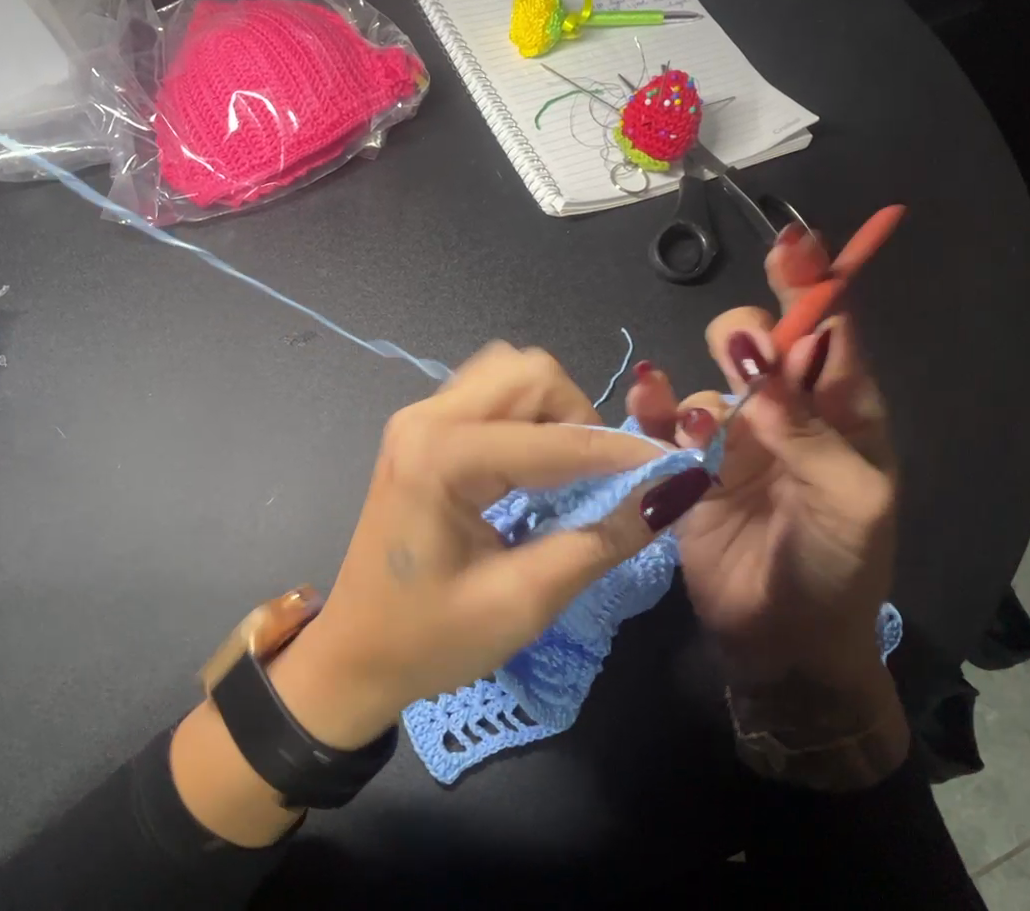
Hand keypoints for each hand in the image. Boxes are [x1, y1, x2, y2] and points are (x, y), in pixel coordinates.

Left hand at [269, 342, 703, 749]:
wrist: (353, 655)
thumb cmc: (430, 640)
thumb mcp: (524, 600)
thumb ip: (602, 540)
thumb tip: (672, 493)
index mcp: (441, 458)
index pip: (555, 440)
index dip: (623, 455)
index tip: (676, 470)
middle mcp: (425, 419)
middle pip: (530, 373)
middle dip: (580, 416)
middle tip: (602, 478)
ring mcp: (417, 420)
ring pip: (510, 375)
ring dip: (553, 411)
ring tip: (570, 471)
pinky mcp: (420, 432)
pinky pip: (488, 395)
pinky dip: (526, 417)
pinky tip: (536, 467)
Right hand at [627, 224, 896, 686]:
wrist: (783, 641)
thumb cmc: (837, 568)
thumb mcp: (851, 501)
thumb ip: (810, 430)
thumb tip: (759, 366)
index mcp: (845, 414)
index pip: (830, 333)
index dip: (813, 286)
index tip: (793, 243)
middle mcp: (788, 415)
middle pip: (762, 343)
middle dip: (748, 337)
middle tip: (742, 358)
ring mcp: (736, 440)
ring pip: (709, 379)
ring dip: (701, 384)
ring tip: (700, 425)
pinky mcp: (690, 466)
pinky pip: (668, 420)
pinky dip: (655, 404)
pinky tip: (649, 400)